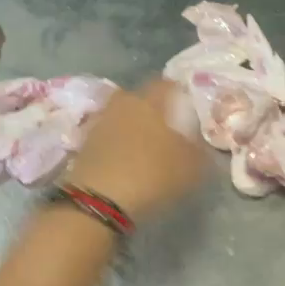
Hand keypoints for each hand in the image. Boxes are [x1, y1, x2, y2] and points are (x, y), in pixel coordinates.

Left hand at [63, 80, 204, 223]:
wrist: (98, 201)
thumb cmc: (152, 174)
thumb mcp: (192, 166)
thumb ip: (199, 149)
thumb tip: (201, 141)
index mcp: (149, 101)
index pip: (165, 84)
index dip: (178, 92)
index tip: (187, 106)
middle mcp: (121, 104)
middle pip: (138, 98)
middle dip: (151, 109)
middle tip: (165, 127)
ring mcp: (98, 124)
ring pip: (120, 117)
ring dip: (131, 128)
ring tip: (145, 148)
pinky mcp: (83, 146)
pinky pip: (107, 138)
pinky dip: (116, 146)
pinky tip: (126, 162)